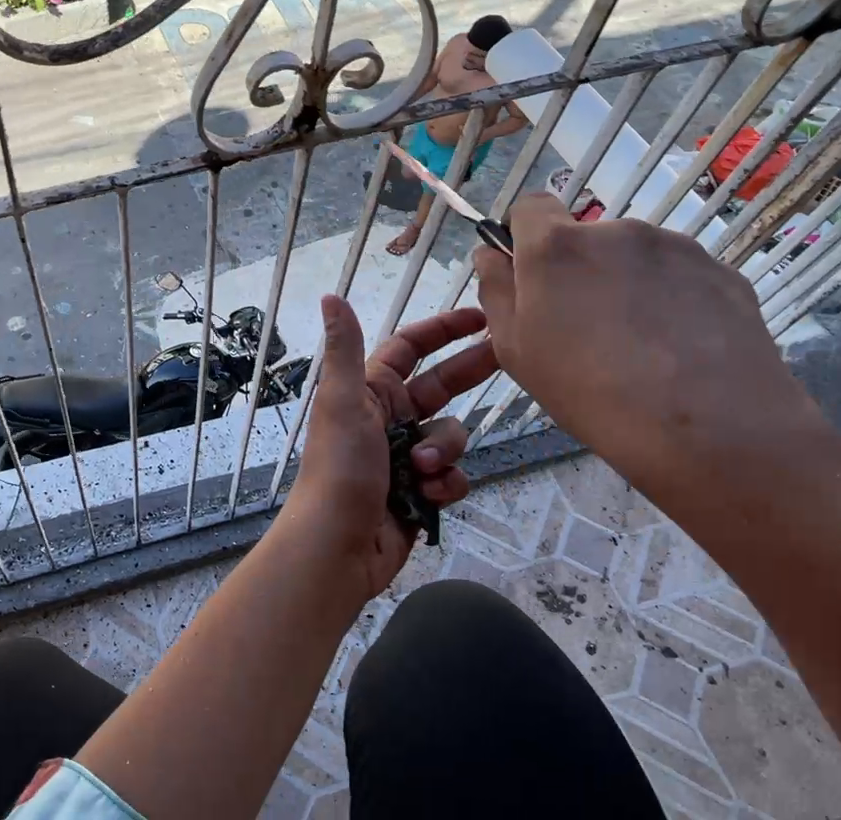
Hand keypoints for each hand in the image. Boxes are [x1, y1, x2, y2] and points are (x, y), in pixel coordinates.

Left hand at [280, 296, 497, 602]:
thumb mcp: (343, 401)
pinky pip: (451, 477)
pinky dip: (445, 485)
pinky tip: (427, 497)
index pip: (409, 348)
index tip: (481, 316)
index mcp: (367, 392)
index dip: (441, 329)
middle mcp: (387, 419)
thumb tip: (331, 295)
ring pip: (450, 437)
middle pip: (441, 386)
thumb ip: (345, 349)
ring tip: (421, 470)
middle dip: (470, 373)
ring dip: (444, 451)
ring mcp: (405, 457)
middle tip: (510, 358)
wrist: (339, 545)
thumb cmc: (340, 468)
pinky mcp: (420, 493)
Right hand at [472, 194, 835, 500]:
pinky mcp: (721, 271)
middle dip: (579, 269)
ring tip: (639, 344)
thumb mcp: (515, 349)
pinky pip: (679, 276)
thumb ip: (496, 290)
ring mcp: (674, 247)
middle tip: (585, 328)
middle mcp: (615, 230)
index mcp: (555, 246)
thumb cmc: (589, 390)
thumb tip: (492, 254)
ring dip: (626, 284)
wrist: (710, 427)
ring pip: (633, 257)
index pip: (530, 205)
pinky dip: (672, 300)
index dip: (524, 234)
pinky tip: (678, 348)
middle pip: (584, 237)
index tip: (531, 275)